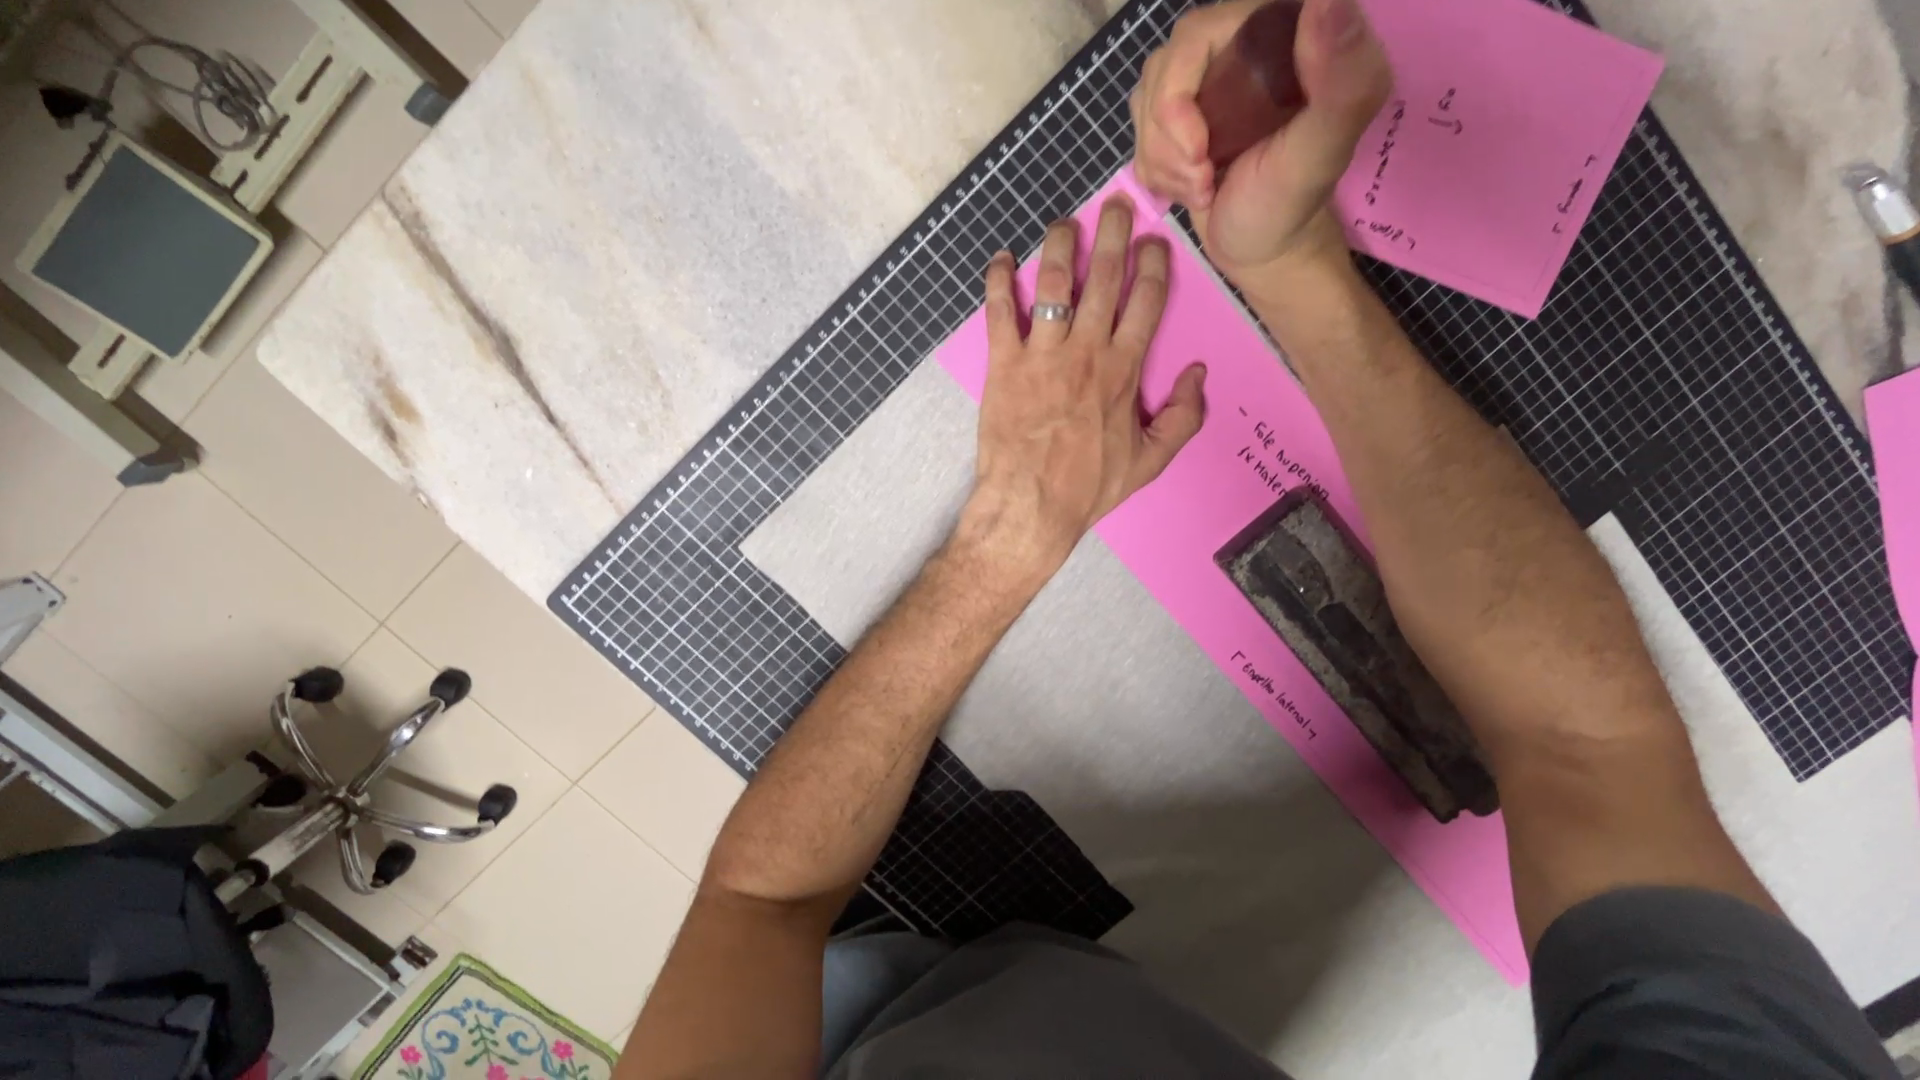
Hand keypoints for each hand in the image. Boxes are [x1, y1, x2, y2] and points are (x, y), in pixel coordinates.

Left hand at [959, 195, 1206, 576]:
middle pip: (1104, 279)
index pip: (1146, 302)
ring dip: (1060, 246)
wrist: (1031, 503)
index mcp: (1123, 369)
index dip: (1154, 265)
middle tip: (1115, 204)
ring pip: (1054, 285)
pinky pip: (999, 312)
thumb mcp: (1152, 460)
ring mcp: (1042, 354)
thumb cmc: (1090, 485)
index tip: (1155, 241)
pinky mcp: (1003, 363)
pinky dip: (998, 282)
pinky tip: (1000, 259)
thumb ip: (1185, 416)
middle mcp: (1085, 351)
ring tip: (1064, 222)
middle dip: (1113, 235)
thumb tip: (1199, 373)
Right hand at [1129, 0, 1390, 287]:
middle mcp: (1235, 50)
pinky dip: (1157, 172)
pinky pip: (1138, 134)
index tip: (1200, 151)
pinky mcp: (1179, 122)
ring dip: (1165, 162)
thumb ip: (1339, 76)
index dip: (1179, 95)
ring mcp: (1203, 87)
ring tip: (1203, 188)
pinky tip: (1192, 189)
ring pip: (1144, 105)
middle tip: (1204, 179)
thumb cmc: (1293, 204)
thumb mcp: (1322, 147)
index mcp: (1274, 37)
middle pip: (1161, 73)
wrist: (1264, 252)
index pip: (1194, 36)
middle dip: (1170, 141)